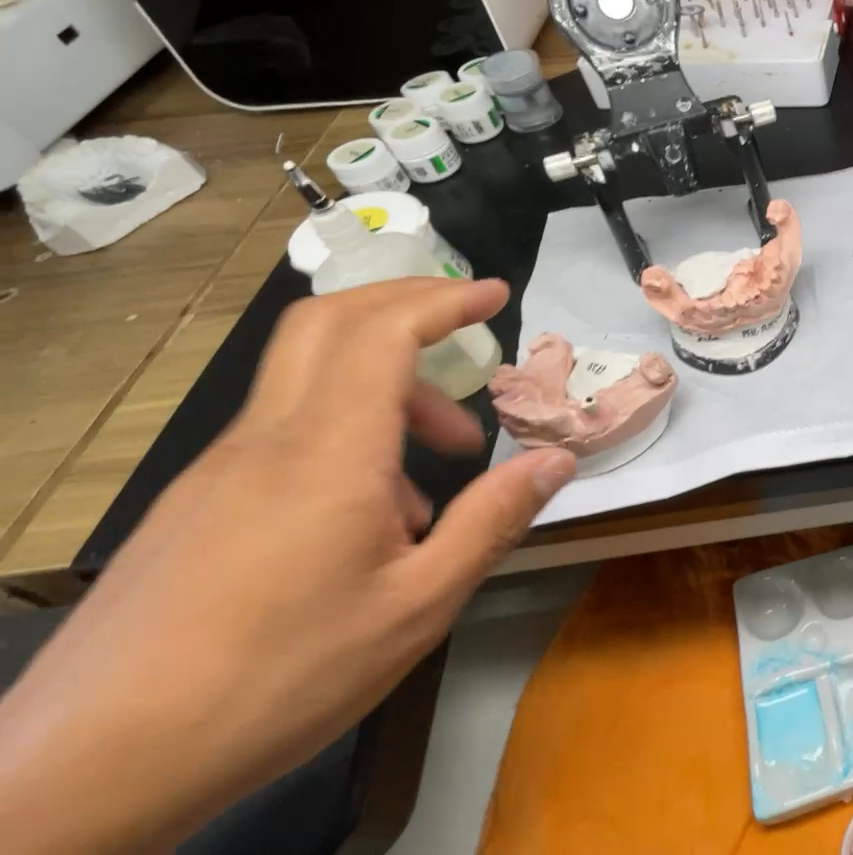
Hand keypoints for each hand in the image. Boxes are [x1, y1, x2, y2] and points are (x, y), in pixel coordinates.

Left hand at [0, 278, 575, 853]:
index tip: (496, 294)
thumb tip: (555, 460)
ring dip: (388, 389)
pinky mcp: (198, 502)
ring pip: (309, 382)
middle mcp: (267, 440)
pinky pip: (284, 434)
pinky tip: (376, 517)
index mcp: (328, 453)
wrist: (96, 760)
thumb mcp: (418, 605)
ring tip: (444, 461)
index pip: (381, 331)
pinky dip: (349, 433)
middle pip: (326, 324)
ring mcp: (220, 469)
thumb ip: (492, 521)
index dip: (443, 299)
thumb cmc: (282, 675)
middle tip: (469, 326)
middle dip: (404, 304)